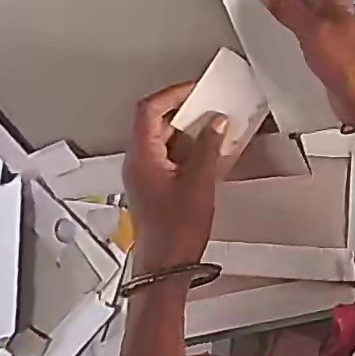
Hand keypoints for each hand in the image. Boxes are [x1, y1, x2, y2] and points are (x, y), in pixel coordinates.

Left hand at [123, 82, 229, 271]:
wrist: (167, 266)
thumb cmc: (175, 232)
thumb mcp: (200, 183)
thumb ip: (208, 148)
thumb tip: (215, 124)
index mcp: (142, 157)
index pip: (149, 111)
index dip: (173, 94)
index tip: (196, 89)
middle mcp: (138, 163)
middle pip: (156, 123)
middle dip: (185, 112)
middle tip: (210, 107)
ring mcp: (146, 175)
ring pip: (165, 140)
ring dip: (190, 132)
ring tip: (216, 130)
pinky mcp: (156, 186)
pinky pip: (171, 157)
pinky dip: (190, 149)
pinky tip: (211, 154)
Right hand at [258, 0, 354, 127]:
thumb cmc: (352, 64)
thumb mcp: (313, 29)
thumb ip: (289, 4)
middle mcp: (330, 12)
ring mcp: (326, 31)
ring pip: (298, 11)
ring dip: (280, 8)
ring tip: (258, 4)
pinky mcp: (322, 51)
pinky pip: (299, 33)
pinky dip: (285, 31)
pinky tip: (275, 36)